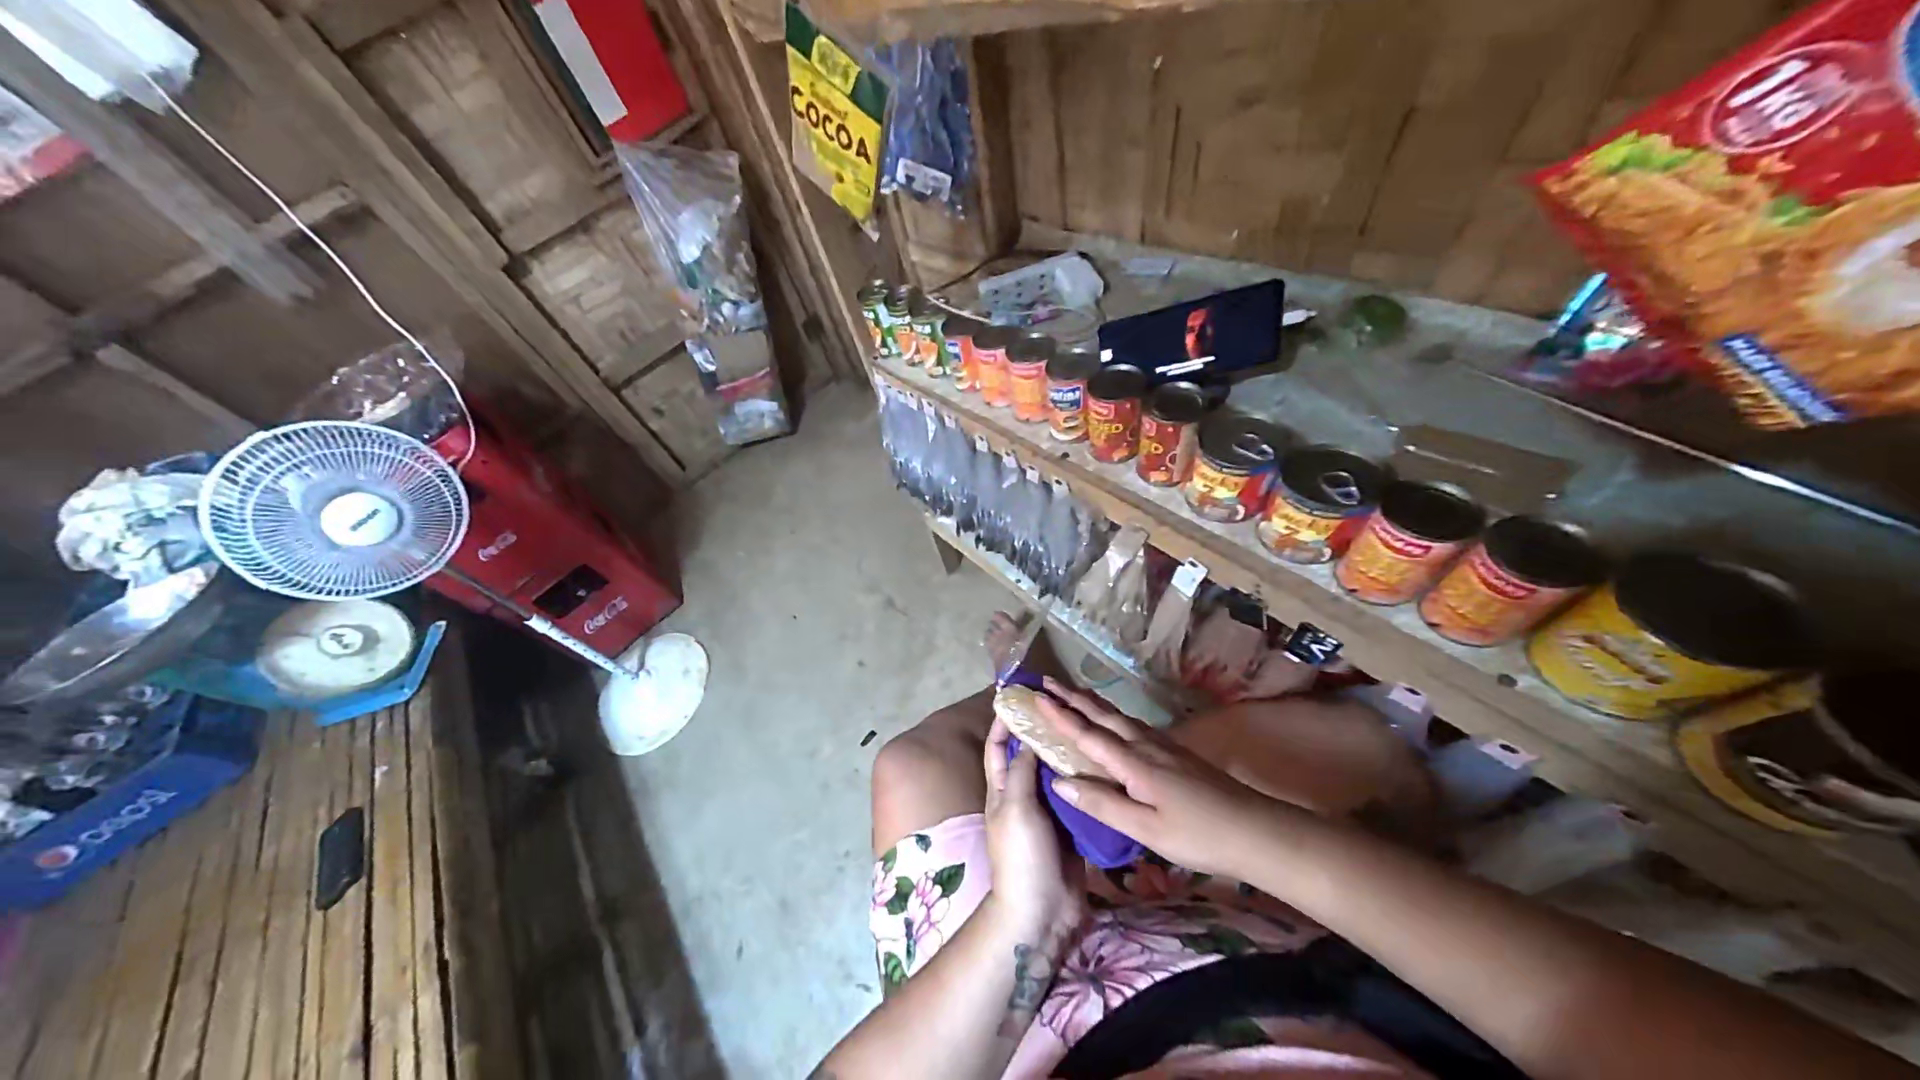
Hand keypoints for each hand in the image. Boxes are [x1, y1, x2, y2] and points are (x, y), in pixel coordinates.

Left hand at [984, 711, 1084, 946]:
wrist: (1042, 912)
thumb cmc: (1021, 855)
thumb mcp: (1016, 807)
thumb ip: (1022, 771)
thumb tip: (1030, 736)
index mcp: (1002, 790)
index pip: (997, 746)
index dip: (1004, 722)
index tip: (1020, 697)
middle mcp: (1023, 797)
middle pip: (1030, 756)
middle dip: (1042, 733)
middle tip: (1067, 708)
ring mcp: (1047, 813)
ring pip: (1056, 774)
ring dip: (1067, 755)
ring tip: (1090, 730)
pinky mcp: (1070, 828)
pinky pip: (1078, 798)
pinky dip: (1087, 781)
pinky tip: (1105, 766)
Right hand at [1037, 677, 1292, 877]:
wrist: (1256, 831)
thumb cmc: (1198, 836)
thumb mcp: (1145, 829)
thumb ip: (1102, 803)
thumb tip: (1059, 780)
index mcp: (1134, 764)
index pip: (1088, 734)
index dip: (1060, 715)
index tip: (1036, 695)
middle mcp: (1146, 747)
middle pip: (1103, 716)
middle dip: (1073, 698)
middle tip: (1047, 682)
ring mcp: (1165, 747)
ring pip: (1120, 717)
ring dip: (1093, 703)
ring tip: (1074, 693)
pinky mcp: (1178, 754)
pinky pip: (1135, 726)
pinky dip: (1114, 716)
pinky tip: (1117, 722)